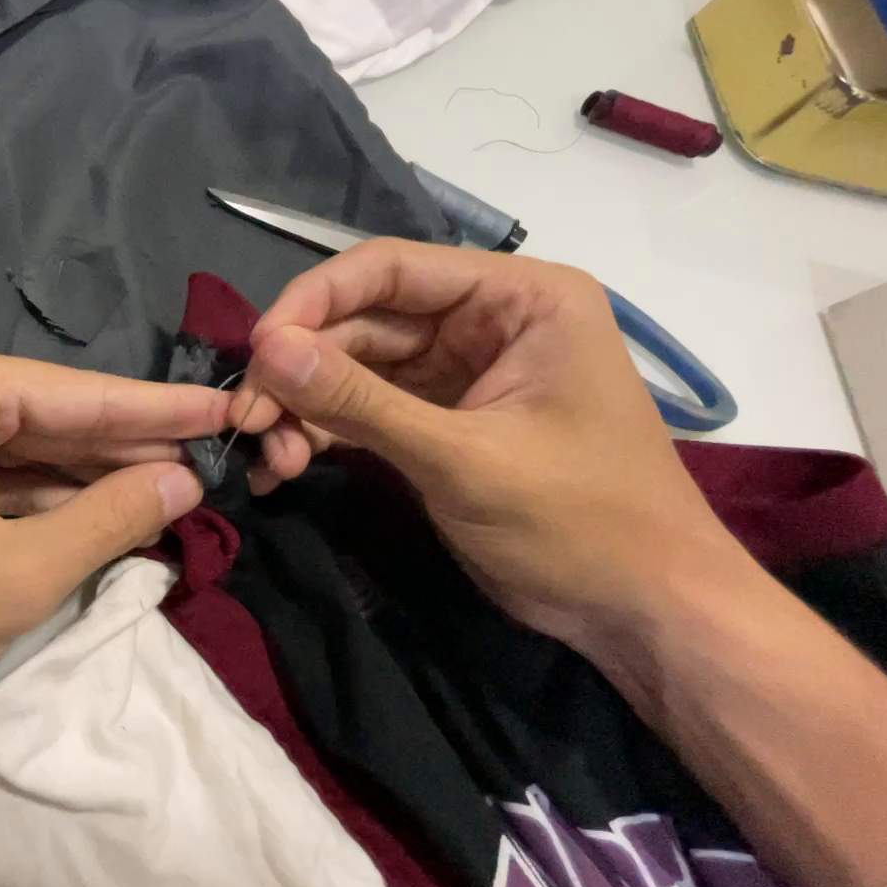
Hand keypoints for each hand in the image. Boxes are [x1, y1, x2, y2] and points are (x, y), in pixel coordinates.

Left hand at [0, 339, 220, 729]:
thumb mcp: (15, 575)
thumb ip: (109, 518)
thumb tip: (182, 482)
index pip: (77, 396)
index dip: (160, 412)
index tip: (229, 410)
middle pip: (52, 416)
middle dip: (128, 447)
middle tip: (214, 459)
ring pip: (25, 446)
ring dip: (92, 475)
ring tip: (178, 487)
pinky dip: (45, 496)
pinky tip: (108, 509)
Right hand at [230, 239, 747, 650]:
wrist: (641, 617)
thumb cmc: (581, 524)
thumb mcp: (460, 458)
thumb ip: (358, 401)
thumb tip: (264, 349)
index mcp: (515, 299)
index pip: (389, 269)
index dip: (312, 301)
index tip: (256, 350)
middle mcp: (479, 323)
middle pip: (357, 324)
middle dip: (297, 373)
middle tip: (245, 421)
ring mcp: (452, 374)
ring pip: (346, 370)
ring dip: (299, 412)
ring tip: (266, 461)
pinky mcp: (431, 420)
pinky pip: (355, 412)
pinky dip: (315, 436)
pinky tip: (280, 469)